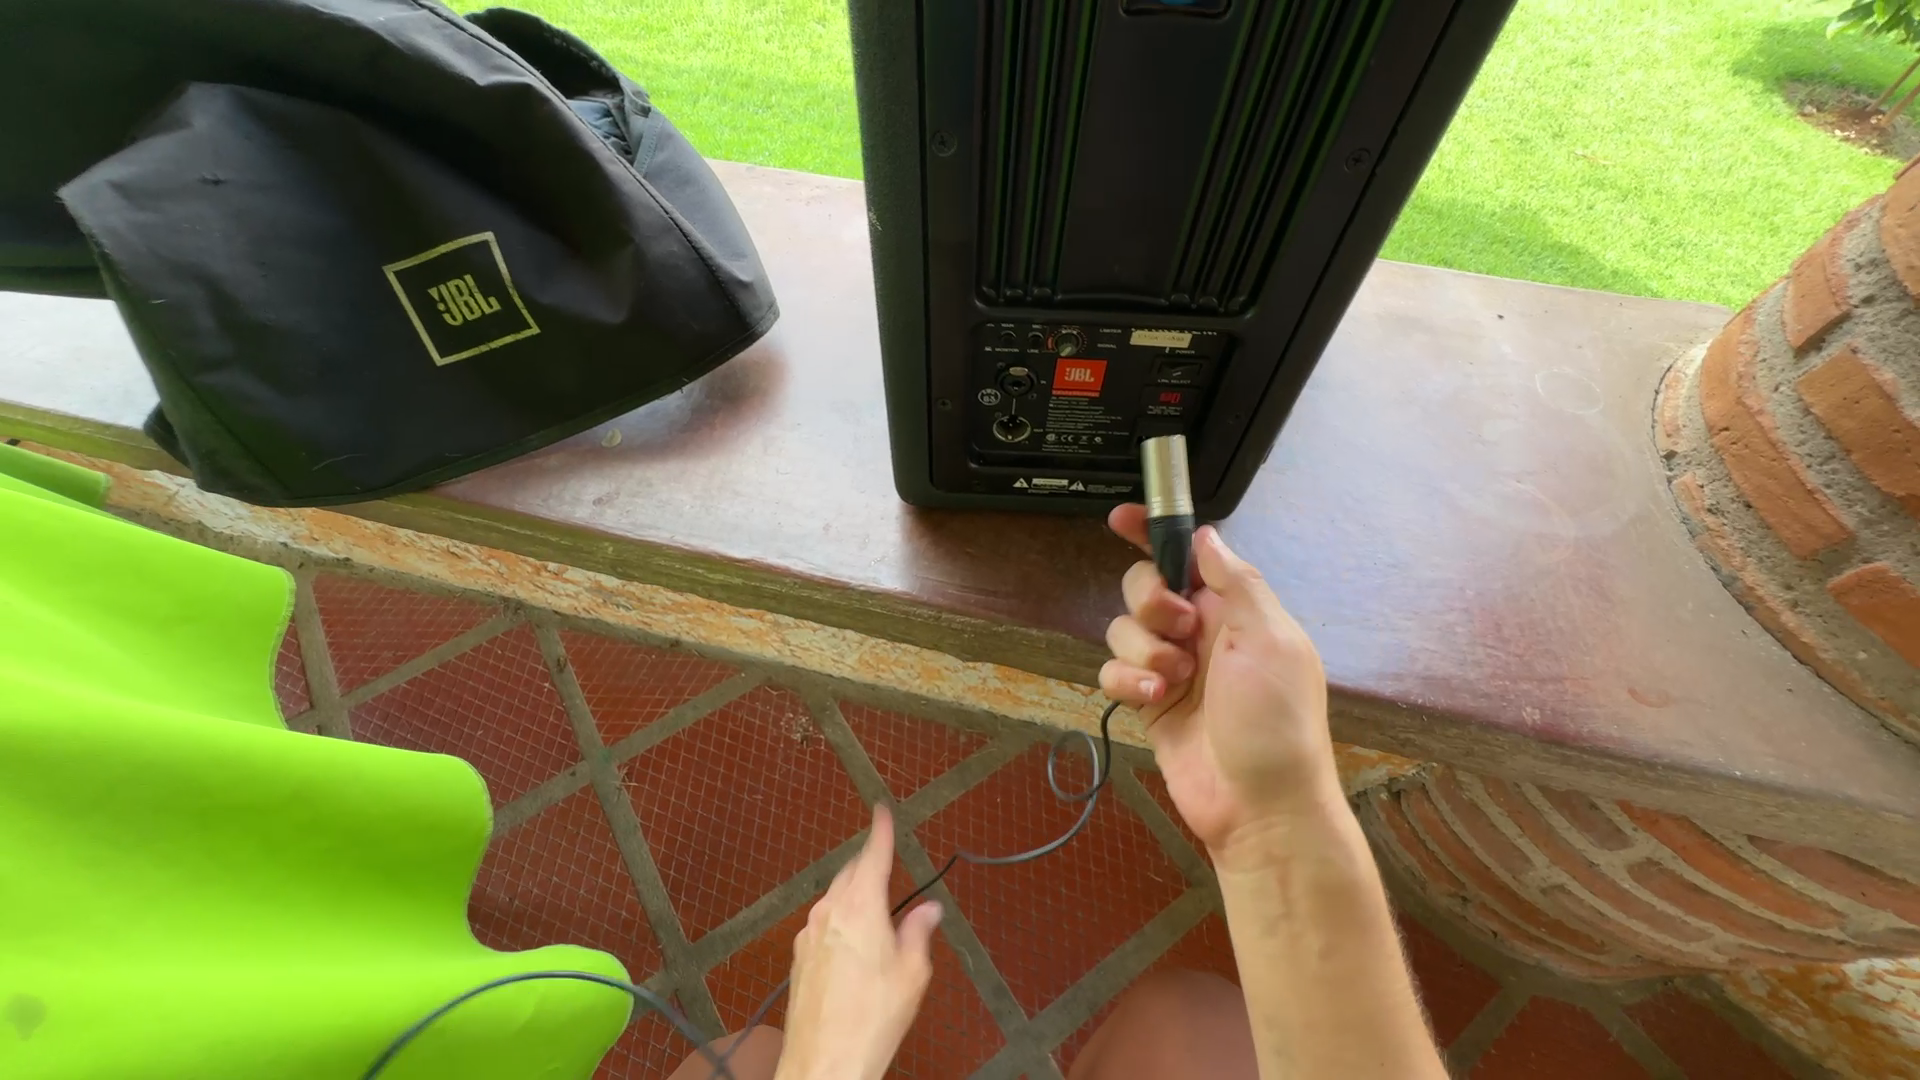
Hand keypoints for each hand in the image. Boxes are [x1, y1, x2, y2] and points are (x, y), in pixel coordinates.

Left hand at [774, 804, 941, 1079]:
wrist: (824, 1065)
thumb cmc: (873, 1018)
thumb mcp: (912, 972)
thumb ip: (918, 931)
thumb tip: (928, 910)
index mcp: (861, 906)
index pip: (873, 854)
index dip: (880, 829)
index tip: (881, 809)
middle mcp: (830, 911)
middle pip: (852, 872)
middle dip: (869, 862)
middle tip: (886, 860)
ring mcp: (809, 933)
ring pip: (836, 897)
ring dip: (855, 893)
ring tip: (876, 912)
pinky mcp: (799, 956)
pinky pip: (824, 923)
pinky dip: (841, 920)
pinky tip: (853, 945)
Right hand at [1101, 507, 1340, 863]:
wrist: (1259, 806)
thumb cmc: (1276, 718)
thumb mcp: (1271, 640)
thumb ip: (1236, 582)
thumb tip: (1206, 535)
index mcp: (1234, 610)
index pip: (1189, 556)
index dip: (1154, 533)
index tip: (1120, 519)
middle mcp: (1199, 632)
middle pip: (1145, 589)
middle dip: (1149, 602)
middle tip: (1176, 627)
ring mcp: (1170, 668)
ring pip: (1124, 630)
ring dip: (1143, 651)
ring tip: (1173, 681)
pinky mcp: (1148, 700)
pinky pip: (1114, 672)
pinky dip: (1126, 681)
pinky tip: (1152, 699)